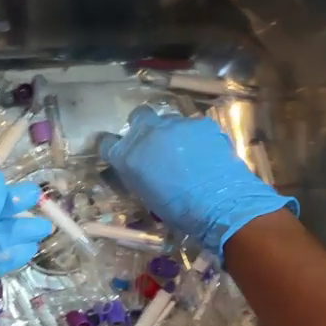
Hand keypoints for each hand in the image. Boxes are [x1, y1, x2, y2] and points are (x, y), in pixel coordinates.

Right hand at [100, 106, 296, 256]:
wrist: (219, 203)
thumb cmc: (177, 210)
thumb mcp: (145, 194)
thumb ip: (138, 174)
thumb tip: (141, 168)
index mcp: (127, 155)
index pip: (107, 142)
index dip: (113, 146)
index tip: (119, 151)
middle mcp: (147, 133)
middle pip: (139, 115)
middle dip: (143, 124)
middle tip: (153, 141)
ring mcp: (176, 125)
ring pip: (169, 120)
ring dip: (172, 131)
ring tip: (185, 149)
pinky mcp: (201, 124)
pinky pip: (194, 126)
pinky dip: (196, 137)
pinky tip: (206, 152)